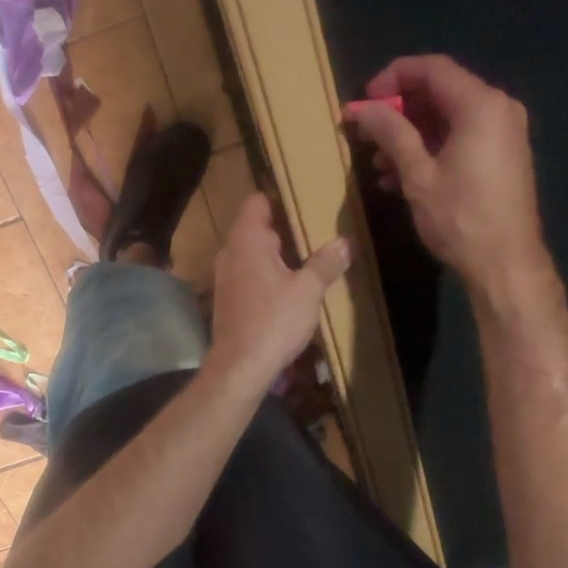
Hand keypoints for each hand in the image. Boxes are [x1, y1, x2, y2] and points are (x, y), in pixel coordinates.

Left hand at [206, 193, 349, 384]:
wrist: (240, 367)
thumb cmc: (274, 321)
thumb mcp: (308, 291)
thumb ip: (325, 264)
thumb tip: (343, 243)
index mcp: (247, 240)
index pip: (257, 202)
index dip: (279, 200)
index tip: (303, 205)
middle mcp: (229, 253)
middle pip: (255, 230)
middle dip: (282, 232)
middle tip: (312, 235)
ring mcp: (224, 279)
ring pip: (251, 257)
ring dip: (274, 259)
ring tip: (303, 264)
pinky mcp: (226, 303)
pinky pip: (247, 279)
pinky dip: (264, 279)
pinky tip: (285, 293)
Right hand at [348, 55, 545, 288]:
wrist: (506, 264)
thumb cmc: (461, 219)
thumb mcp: (418, 176)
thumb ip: (392, 134)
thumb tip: (363, 109)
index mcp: (480, 104)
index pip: (432, 69)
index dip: (393, 78)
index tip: (364, 100)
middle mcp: (499, 109)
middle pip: (441, 93)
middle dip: (400, 112)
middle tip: (368, 134)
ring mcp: (505, 134)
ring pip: (450, 120)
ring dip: (412, 137)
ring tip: (379, 165)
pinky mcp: (504, 159)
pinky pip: (463, 140)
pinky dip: (433, 151)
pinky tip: (402, 179)